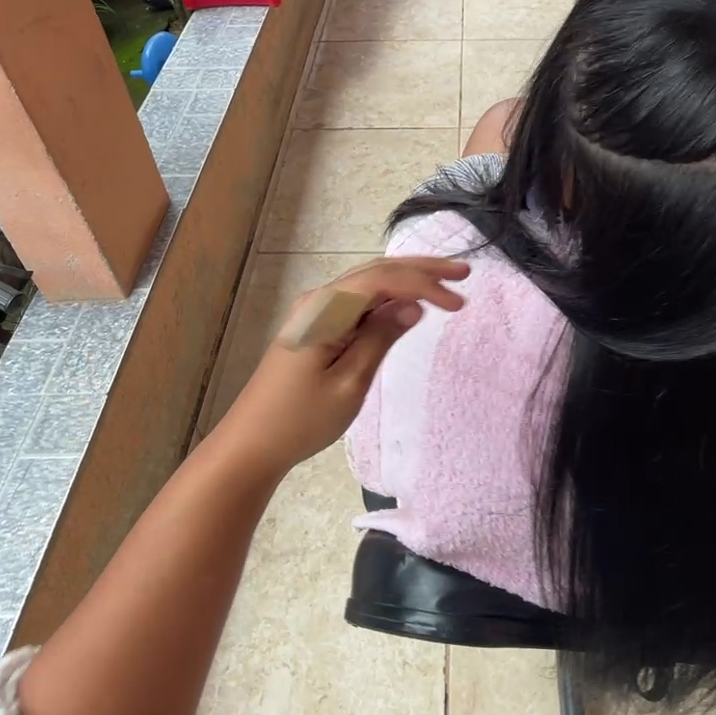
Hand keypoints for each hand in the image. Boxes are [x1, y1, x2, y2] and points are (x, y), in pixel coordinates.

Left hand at [211, 257, 468, 476]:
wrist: (251, 445)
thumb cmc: (300, 420)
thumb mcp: (349, 383)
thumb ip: (381, 338)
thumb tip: (412, 307)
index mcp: (324, 309)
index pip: (383, 279)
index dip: (424, 283)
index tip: (459, 302)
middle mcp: (319, 300)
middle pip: (377, 271)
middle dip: (422, 269)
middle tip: (464, 273)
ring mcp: (316, 312)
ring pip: (368, 283)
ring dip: (407, 280)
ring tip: (447, 282)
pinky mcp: (317, 327)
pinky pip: (358, 302)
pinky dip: (389, 298)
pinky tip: (410, 303)